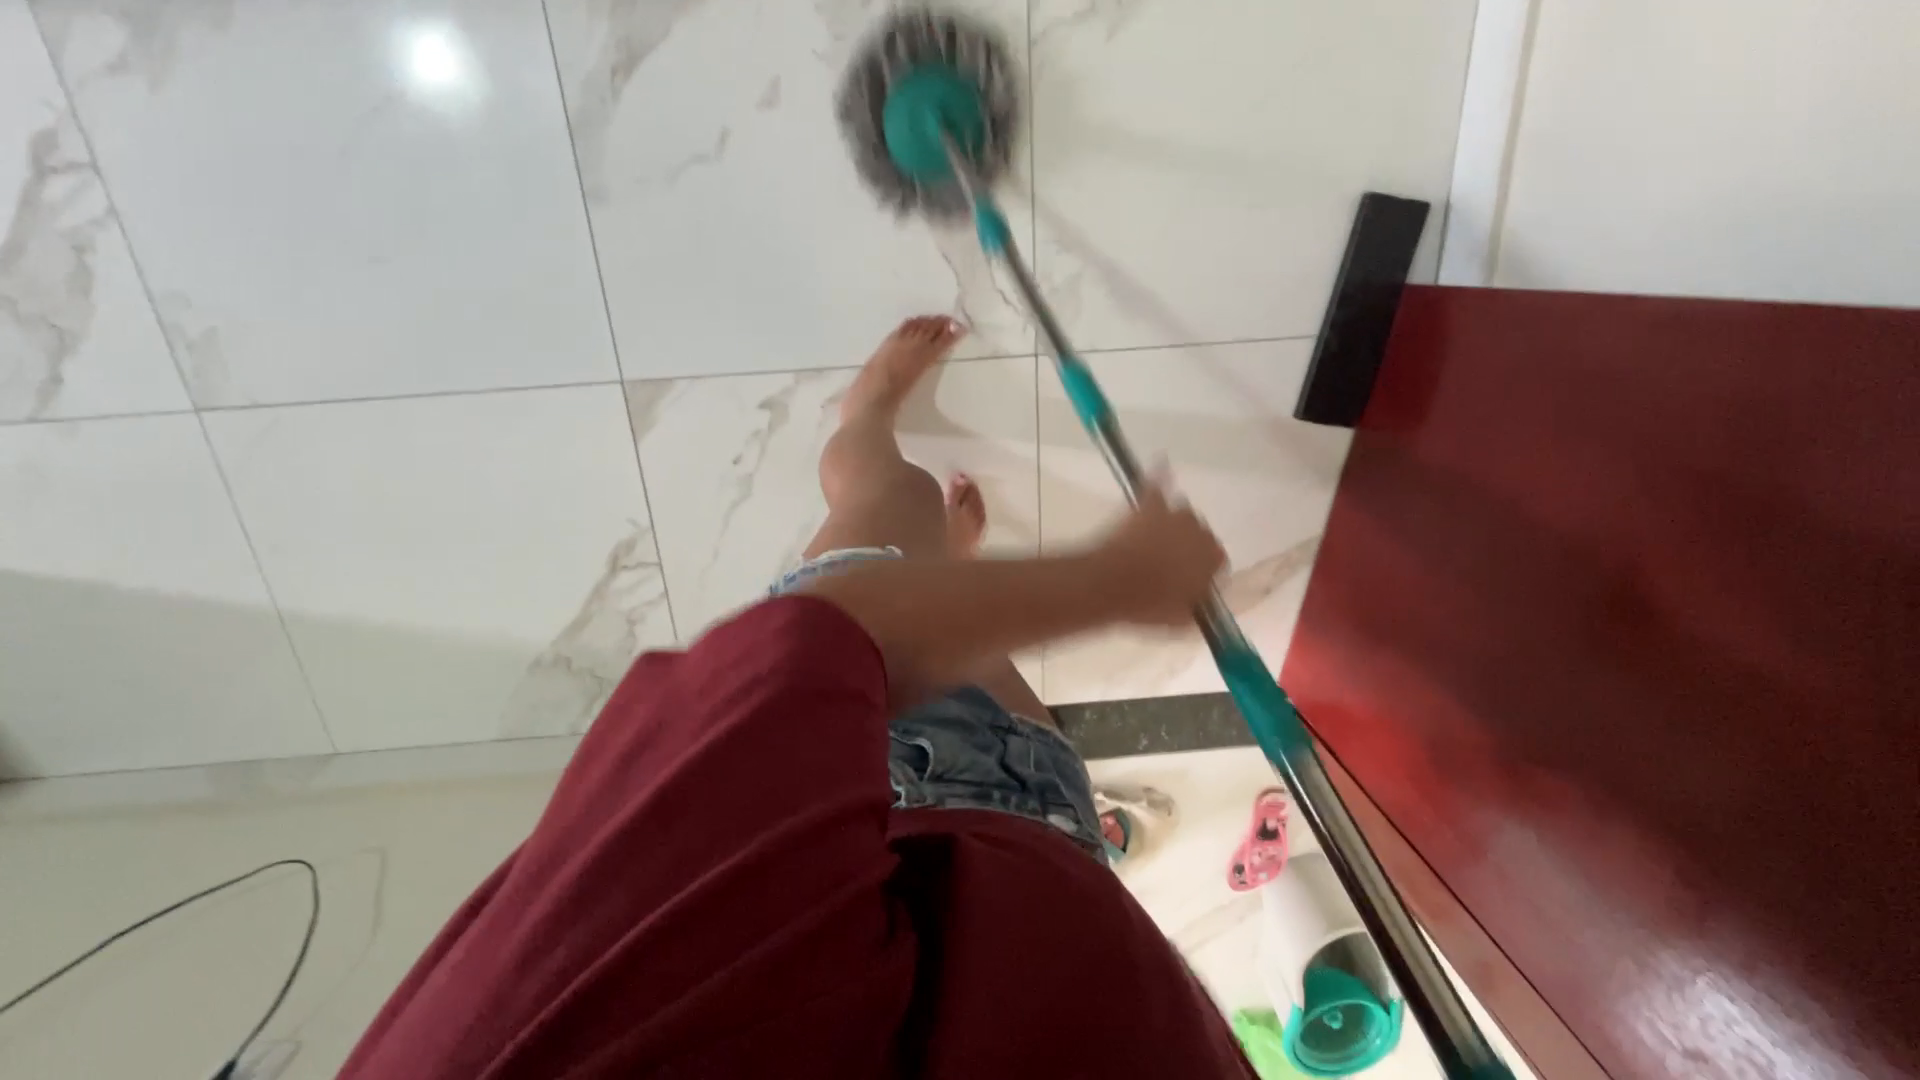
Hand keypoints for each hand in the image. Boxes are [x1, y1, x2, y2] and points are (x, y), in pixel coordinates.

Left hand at [1090, 480, 1226, 626]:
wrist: (1108, 583)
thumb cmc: (1146, 606)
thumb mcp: (1181, 620)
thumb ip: (1197, 604)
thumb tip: (1200, 597)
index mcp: (1214, 558)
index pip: (1216, 561)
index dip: (1198, 570)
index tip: (1182, 579)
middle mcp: (1200, 529)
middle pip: (1198, 534)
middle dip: (1184, 545)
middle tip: (1161, 563)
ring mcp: (1173, 513)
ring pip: (1178, 513)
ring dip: (1169, 523)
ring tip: (1148, 540)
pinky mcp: (1148, 501)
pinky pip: (1158, 483)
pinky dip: (1160, 476)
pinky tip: (1162, 463)